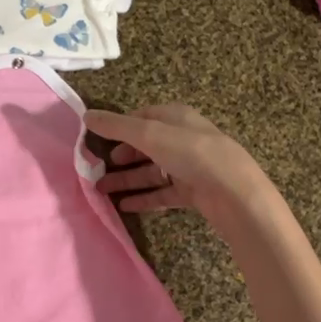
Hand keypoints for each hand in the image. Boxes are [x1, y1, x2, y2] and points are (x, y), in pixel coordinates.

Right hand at [85, 104, 275, 223]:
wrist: (234, 193)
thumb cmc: (192, 154)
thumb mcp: (150, 134)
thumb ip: (117, 126)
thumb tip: (86, 115)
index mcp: (177, 117)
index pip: (143, 116)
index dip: (120, 126)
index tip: (97, 139)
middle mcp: (183, 139)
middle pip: (146, 145)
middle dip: (121, 156)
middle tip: (96, 168)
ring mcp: (189, 167)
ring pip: (152, 171)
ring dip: (127, 179)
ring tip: (100, 189)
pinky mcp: (192, 192)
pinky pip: (162, 193)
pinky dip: (144, 197)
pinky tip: (123, 206)